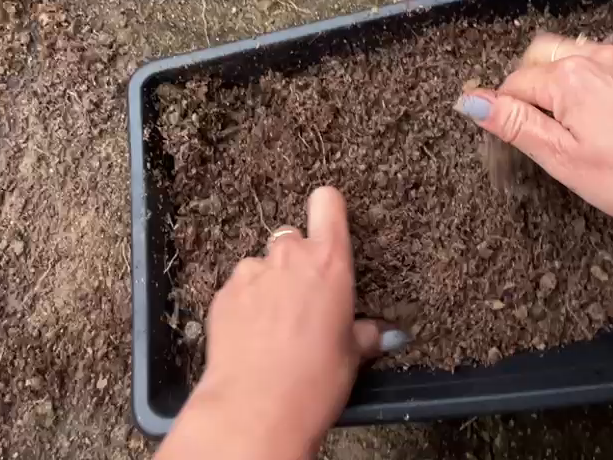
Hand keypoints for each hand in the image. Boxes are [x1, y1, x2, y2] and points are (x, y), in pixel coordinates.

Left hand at [160, 186, 400, 459]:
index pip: (327, 202)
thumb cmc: (314, 382)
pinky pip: (239, 288)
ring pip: (262, 264)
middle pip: (292, 237)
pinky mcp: (224, 293)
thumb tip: (388, 334)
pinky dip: (244, 305)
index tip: (327, 225)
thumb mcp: (351, 356)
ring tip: (272, 325)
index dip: (327, 209)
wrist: (254, 410)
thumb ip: (366, 333)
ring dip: (268, 285)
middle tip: (300, 299)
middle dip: (295, 261)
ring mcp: (252, 271)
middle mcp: (289, 256)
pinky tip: (250, 337)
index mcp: (329, 261)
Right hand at [457, 32, 612, 249]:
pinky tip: (610, 124)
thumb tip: (469, 99)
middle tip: (540, 129)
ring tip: (574, 127)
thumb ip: (513, 123)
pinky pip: (609, 68)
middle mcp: (597, 57)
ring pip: (576, 57)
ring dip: (562, 81)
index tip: (514, 139)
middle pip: (542, 55)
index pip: (515, 82)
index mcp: (569, 77)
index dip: (506, 109)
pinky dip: (595, 85)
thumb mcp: (561, 159)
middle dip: (530, 83)